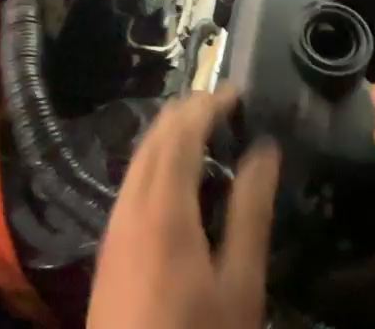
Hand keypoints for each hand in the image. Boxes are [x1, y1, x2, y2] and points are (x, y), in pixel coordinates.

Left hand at [88, 87, 280, 328]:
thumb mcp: (239, 282)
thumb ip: (250, 209)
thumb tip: (265, 149)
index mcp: (163, 209)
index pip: (180, 133)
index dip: (207, 105)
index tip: (238, 92)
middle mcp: (130, 208)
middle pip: (154, 138)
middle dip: (188, 112)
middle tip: (226, 106)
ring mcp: (114, 230)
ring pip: (139, 159)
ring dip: (171, 136)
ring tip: (208, 133)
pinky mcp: (109, 250)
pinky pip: (132, 183)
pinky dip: (158, 162)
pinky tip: (180, 180)